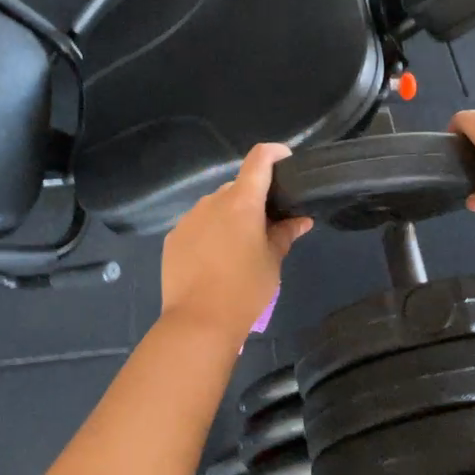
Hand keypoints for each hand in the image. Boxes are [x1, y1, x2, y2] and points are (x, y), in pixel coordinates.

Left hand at [161, 144, 313, 341]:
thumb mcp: (273, 261)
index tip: (286, 159)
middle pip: (237, 187)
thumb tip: (301, 220)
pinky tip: (214, 260)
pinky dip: (210, 232)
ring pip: (215, 206)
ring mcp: (189, 218)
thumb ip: (285, 234)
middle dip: (253, 199)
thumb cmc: (245, 289)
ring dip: (229, 216)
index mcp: (242, 202)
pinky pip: (197, 225)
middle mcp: (213, 201)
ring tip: (238, 247)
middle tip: (266, 225)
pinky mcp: (173, 237)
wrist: (199, 321)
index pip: (259, 159)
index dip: (274, 153)